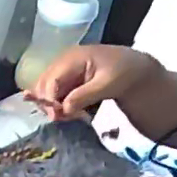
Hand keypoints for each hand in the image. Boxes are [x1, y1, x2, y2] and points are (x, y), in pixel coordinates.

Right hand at [27, 44, 169, 119]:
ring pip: (45, 92)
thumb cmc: (123, 73)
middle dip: (48, 104)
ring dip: (52, 106)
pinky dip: (57, 106)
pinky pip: (53, 95)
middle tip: (63, 119)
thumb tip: (63, 109)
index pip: (50, 81)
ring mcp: (62, 71)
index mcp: (72, 58)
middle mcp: (62, 62)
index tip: (57, 117)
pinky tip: (69, 112)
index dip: (49, 100)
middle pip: (42, 86)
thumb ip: (84, 96)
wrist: (134, 69)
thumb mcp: (107, 84)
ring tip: (68, 116)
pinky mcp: (64, 80)